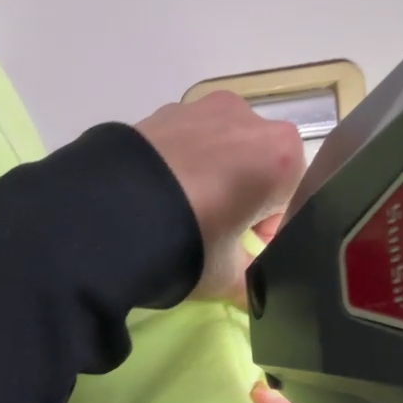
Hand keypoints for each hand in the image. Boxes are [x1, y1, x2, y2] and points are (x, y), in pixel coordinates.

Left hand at [133, 92, 302, 304]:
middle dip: (241, 198)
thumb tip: (252, 292)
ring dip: (209, 179)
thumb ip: (249, 281)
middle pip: (255, 164)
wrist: (112, 219)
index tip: (245, 252)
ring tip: (178, 218)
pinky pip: (181, 145)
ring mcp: (200, 109)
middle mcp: (247, 119)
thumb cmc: (189, 244)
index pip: (290, 197)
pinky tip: (155, 201)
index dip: (270, 230)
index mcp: (279, 155)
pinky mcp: (158, 114)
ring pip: (218, 150)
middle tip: (212, 236)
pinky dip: (177, 168)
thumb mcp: (226, 276)